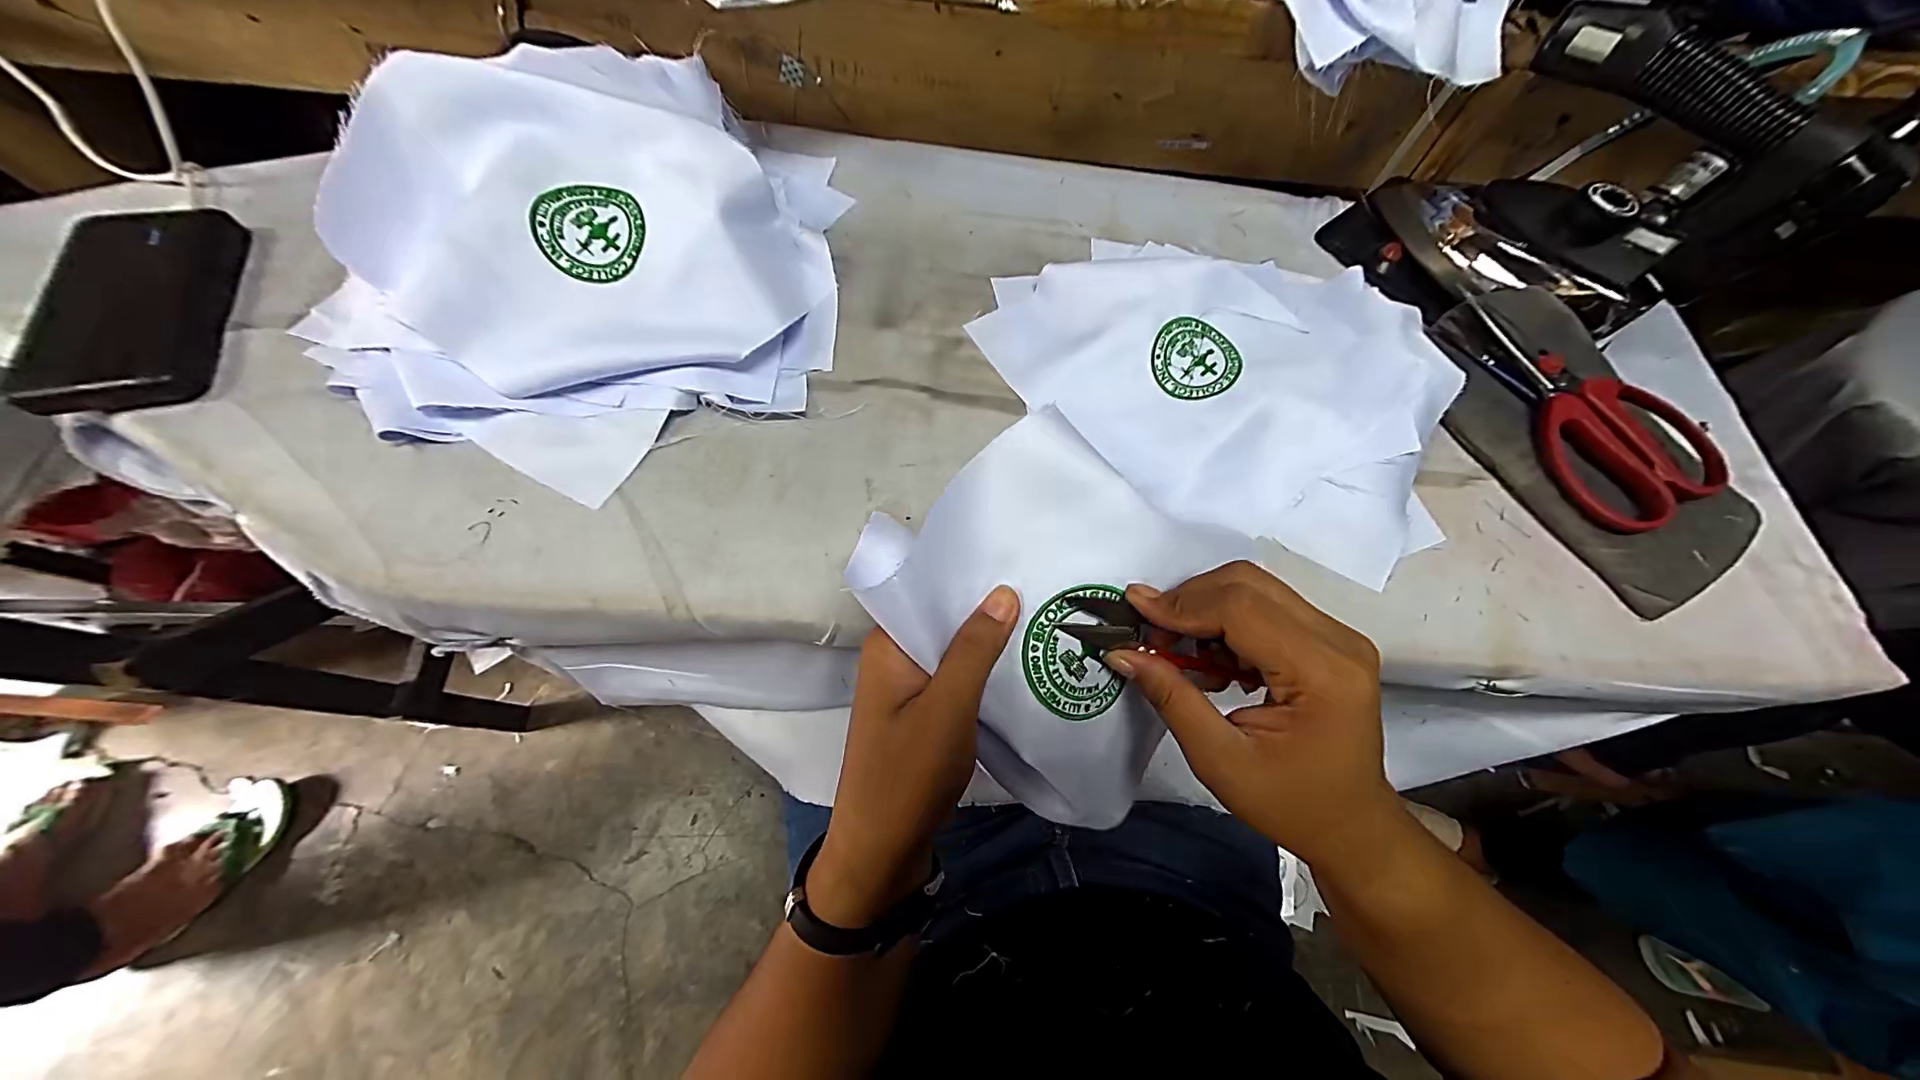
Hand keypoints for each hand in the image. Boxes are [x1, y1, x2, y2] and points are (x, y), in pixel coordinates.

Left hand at [808, 586, 1020, 927]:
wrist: (881, 853)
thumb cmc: (907, 775)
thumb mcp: (947, 708)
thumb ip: (973, 649)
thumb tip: (1003, 591)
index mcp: (888, 647)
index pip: (928, 593)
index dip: (969, 580)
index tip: (1017, 565)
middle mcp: (894, 662)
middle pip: (943, 623)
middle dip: (987, 612)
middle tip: (1043, 594)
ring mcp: (907, 691)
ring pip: (953, 655)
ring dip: (988, 647)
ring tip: (1041, 625)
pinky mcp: (922, 718)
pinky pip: (955, 683)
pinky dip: (983, 677)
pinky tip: (1021, 671)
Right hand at [1101, 561, 1396, 866]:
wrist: (1350, 826)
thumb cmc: (1291, 803)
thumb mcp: (1219, 758)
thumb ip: (1171, 697)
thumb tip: (1124, 653)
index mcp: (1322, 673)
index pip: (1241, 608)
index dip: (1182, 604)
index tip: (1135, 609)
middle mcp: (1339, 643)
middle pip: (1248, 585)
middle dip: (1190, 602)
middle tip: (1156, 639)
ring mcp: (1338, 638)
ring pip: (1255, 589)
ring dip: (1206, 609)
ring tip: (1183, 654)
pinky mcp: (1330, 641)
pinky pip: (1266, 606)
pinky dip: (1227, 621)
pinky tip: (1214, 661)